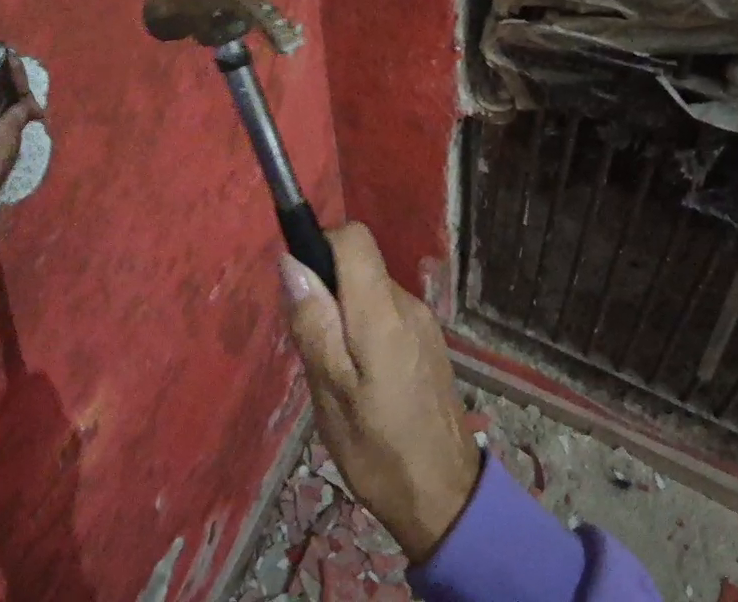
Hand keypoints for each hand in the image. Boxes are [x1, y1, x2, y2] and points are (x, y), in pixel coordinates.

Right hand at [281, 223, 479, 561]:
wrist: (446, 499)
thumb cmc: (378, 450)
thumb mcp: (331, 392)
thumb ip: (313, 323)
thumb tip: (291, 261)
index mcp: (382, 313)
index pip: (354, 238)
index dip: (321, 246)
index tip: (302, 289)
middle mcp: (409, 306)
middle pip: (359, 266)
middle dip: (327, 292)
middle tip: (314, 351)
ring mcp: (423, 324)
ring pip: (370, 293)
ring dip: (344, 316)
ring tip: (337, 374)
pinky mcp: (429, 343)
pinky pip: (386, 316)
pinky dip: (364, 332)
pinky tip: (362, 381)